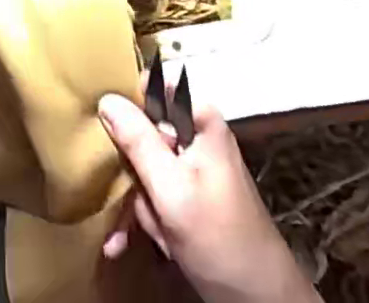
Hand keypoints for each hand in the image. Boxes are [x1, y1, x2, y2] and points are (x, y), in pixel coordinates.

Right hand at [97, 93, 317, 302]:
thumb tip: (106, 97)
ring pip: (144, 166)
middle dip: (135, 174)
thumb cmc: (219, 239)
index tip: (113, 138)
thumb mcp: (170, 188)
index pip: (152, 87)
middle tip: (142, 205)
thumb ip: (138, 141)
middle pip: (143, 132)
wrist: (262, 301)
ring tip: (156, 235)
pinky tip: (128, 243)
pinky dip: (145, 216)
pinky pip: (155, 190)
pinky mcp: (189, 192)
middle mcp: (197, 134)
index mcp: (200, 119)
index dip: (128, 109)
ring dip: (140, 204)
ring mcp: (193, 164)